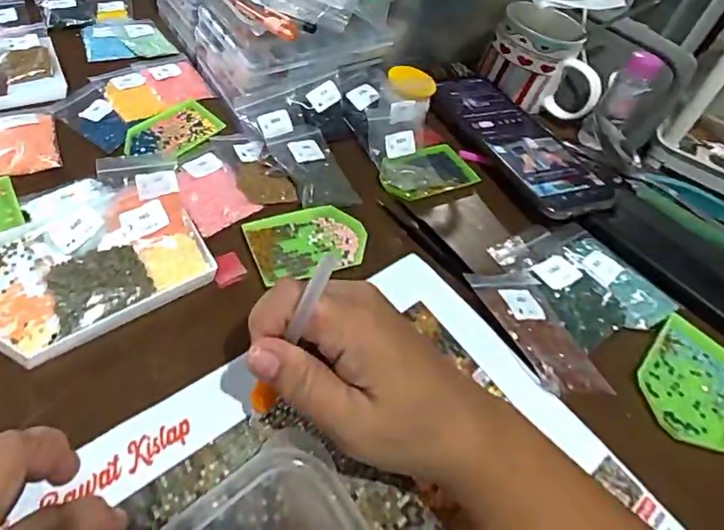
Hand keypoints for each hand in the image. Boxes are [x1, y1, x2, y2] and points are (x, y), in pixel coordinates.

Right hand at [244, 279, 509, 485]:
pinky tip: (334, 371)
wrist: (469, 431)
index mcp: (348, 315)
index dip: (264, 332)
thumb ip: (300, 382)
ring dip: (296, 338)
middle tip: (289, 386)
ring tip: (316, 384)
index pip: (282, 299)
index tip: (269, 377)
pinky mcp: (372, 308)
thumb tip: (254, 352)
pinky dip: (315, 335)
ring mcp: (366, 297)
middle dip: (278, 336)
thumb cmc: (409, 430)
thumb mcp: (349, 420)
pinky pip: (326, 308)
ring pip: (307, 302)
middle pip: (292, 296)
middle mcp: (355, 292)